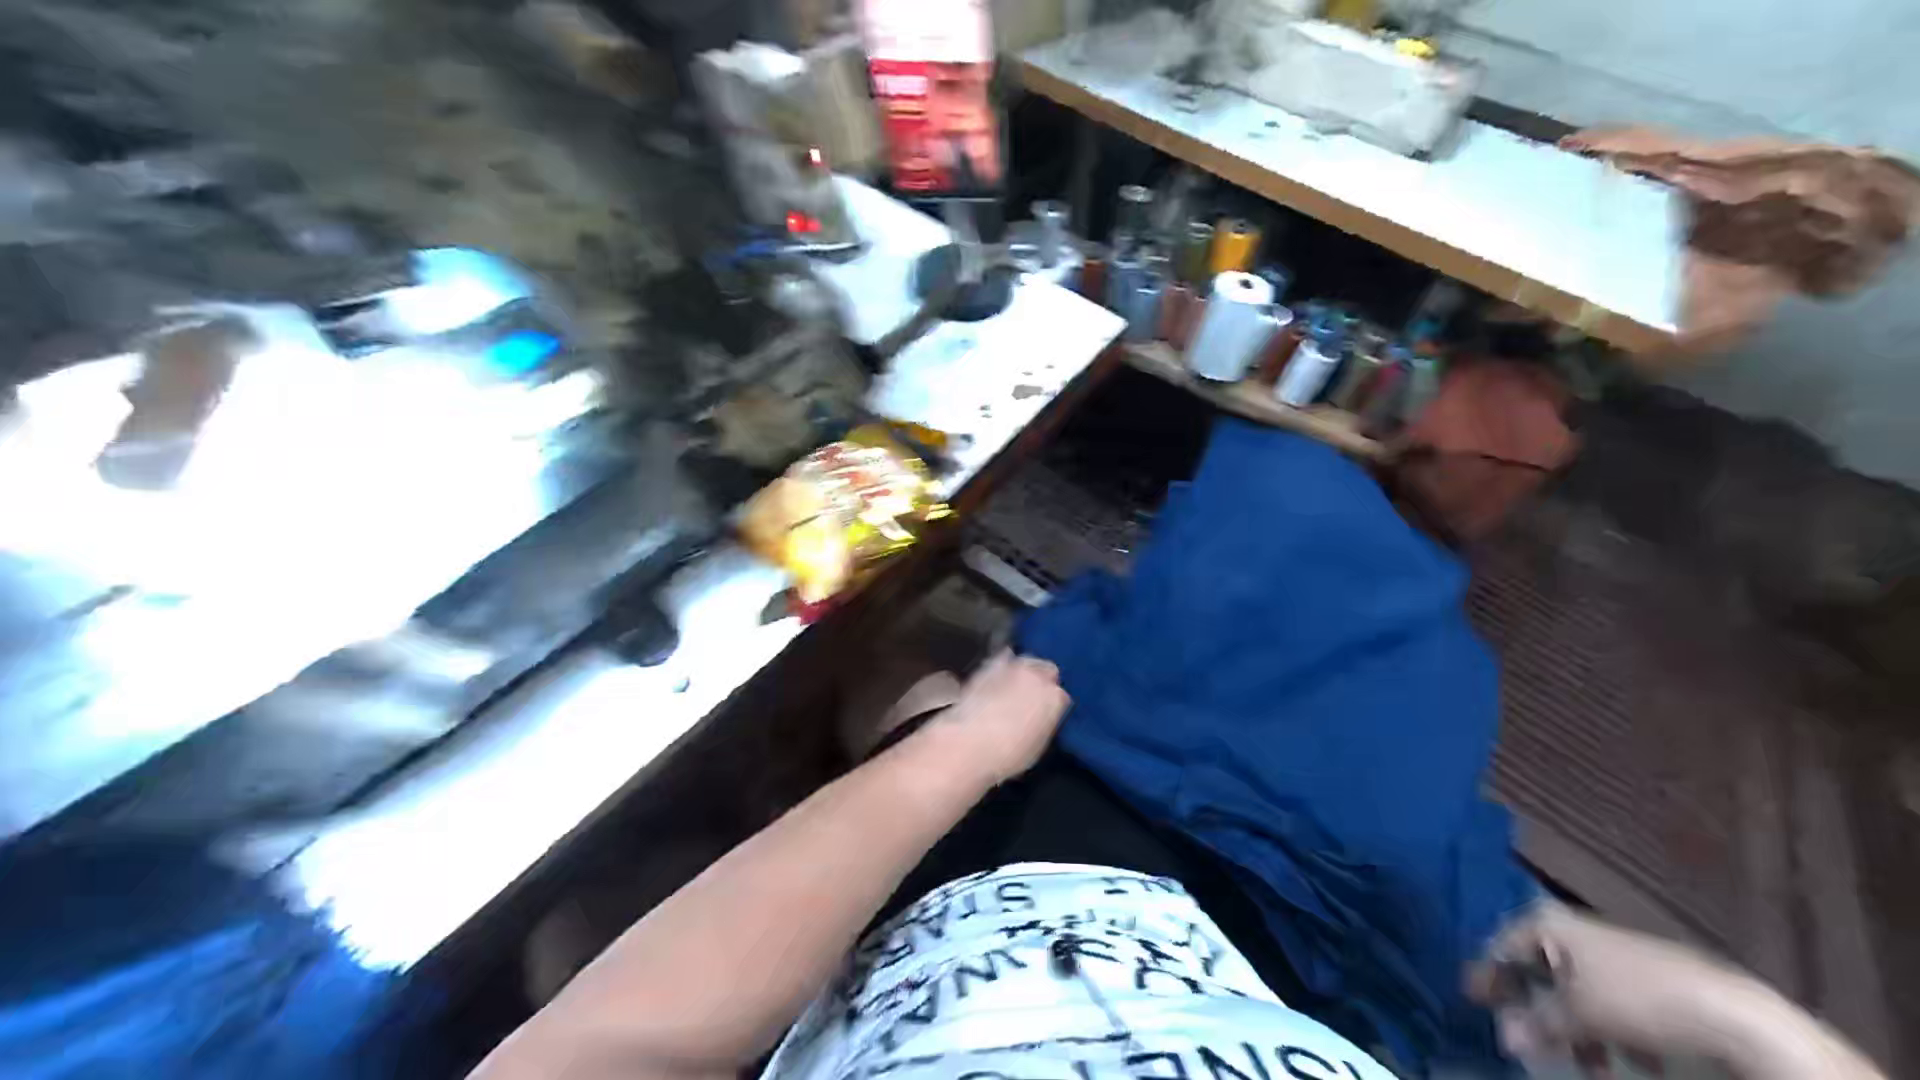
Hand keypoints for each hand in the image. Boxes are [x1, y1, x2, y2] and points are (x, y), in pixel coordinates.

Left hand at [926, 650, 1069, 787]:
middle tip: (1032, 700)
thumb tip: (1039, 719)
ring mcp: (1013, 667)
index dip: (1052, 708)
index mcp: (1055, 699)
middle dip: (1043, 682)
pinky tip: (996, 678)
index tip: (1045, 717)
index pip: (1061, 698)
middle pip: (1048, 671)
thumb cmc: (1007, 755)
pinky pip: (1002, 659)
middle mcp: (1038, 676)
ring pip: (1027, 662)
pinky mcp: (989, 665)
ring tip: (1014, 688)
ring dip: (1024, 672)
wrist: (969, 742)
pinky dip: (1002, 666)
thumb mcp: (1037, 745)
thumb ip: (1044, 724)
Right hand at [1468, 902, 1761, 1065]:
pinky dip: (1613, 1031)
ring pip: (1579, 992)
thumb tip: (1502, 1038)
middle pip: (1541, 971)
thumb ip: (1536, 1024)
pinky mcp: (1649, 978)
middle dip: (1538, 1013)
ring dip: (1579, 1032)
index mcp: (1547, 924)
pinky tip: (1637, 1063)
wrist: (1736, 1016)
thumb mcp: (1580, 1015)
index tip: (1476, 1003)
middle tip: (1532, 1044)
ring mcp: (1613, 953)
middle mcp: (1573, 930)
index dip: (1489, 978)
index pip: (1501, 948)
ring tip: (1593, 1068)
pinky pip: (1613, 1002)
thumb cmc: (1638, 1001)